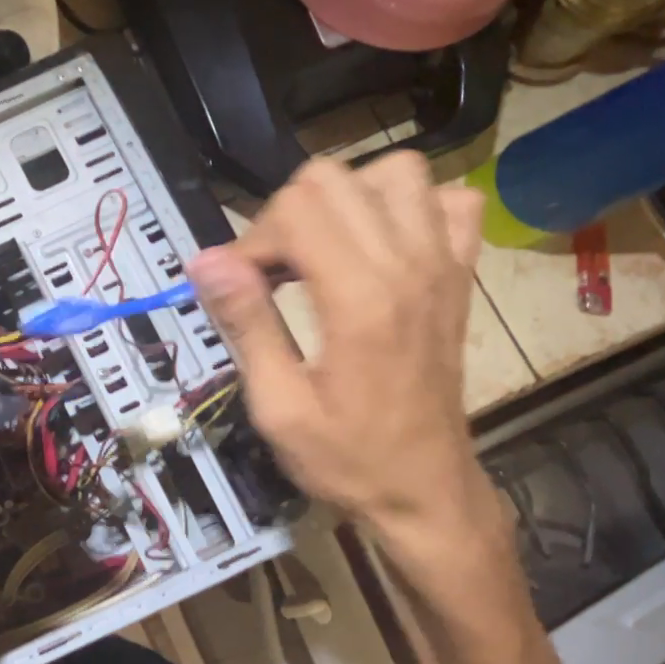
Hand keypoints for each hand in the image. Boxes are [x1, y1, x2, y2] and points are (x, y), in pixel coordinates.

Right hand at [185, 153, 498, 551]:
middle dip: (284, 215)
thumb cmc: (344, 458)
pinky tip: (378, 247)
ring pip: (393, 172)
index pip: (295, 211)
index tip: (236, 289)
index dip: (250, 241)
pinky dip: (408, 207)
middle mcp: (407, 266)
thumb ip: (246, 324)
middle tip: (268, 272)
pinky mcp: (460, 274)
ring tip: (318, 249)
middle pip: (334, 179)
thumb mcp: (277, 406)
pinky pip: (449, 201)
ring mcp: (443, 264)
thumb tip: (204, 260)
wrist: (425, 491)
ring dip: (343, 200)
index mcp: (359, 300)